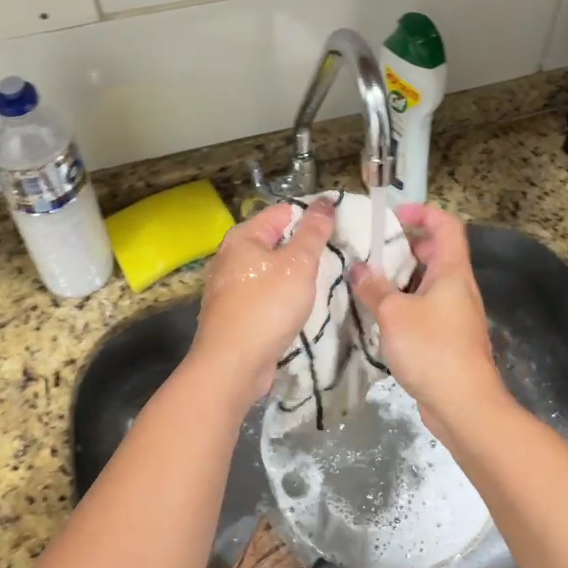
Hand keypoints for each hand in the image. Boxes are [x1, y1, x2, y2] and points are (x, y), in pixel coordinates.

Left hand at [187, 198, 335, 405]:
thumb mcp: (298, 265)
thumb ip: (313, 232)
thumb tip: (325, 201)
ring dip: (293, 276)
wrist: (232, 365)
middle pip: (275, 241)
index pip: (283, 212)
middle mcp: (231, 256)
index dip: (311, 218)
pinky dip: (280, 297)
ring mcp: (229, 286)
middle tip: (333, 262)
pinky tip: (297, 309)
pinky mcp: (233, 312)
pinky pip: (263, 294)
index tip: (338, 234)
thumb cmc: (266, 307)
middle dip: (303, 249)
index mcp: (243, 236)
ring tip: (320, 286)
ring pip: (270, 270)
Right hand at [352, 204, 507, 434]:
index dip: (422, 212)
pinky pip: (425, 309)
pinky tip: (379, 318)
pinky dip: (404, 306)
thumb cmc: (432, 349)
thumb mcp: (393, 314)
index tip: (394, 215)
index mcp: (452, 271)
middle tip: (374, 253)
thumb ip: (373, 288)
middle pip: (436, 253)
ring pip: (427, 284)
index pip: (446, 225)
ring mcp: (455, 315)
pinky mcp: (448, 339)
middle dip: (404, 248)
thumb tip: (358, 268)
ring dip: (400, 280)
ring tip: (368, 284)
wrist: (465, 405)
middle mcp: (458, 288)